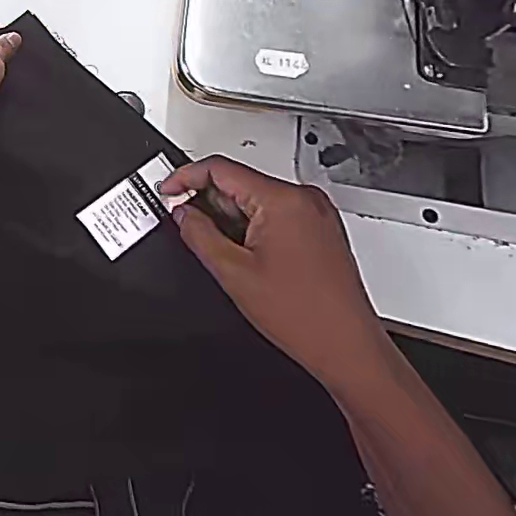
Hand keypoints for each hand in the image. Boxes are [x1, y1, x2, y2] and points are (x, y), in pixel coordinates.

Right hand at [161, 157, 391, 390]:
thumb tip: (182, 213)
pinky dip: (253, 226)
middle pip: (239, 181)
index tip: (169, 189)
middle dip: (210, 204)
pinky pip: (275, 211)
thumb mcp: (234, 273)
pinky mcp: (319, 226)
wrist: (347, 346)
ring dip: (232, 218)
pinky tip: (250, 256)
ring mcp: (315, 212)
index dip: (186, 176)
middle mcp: (304, 198)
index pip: (221, 168)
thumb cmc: (305, 316)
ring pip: (256, 198)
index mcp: (283, 200)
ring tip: (231, 256)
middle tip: (191, 229)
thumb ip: (198, 235)